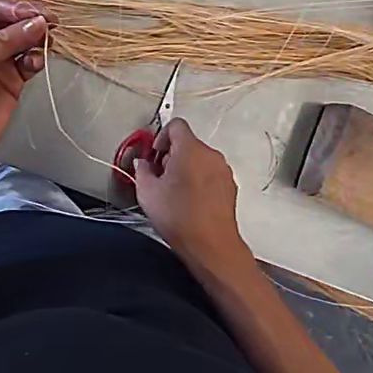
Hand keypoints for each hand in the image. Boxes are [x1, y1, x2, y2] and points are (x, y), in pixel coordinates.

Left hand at [0, 0, 50, 162]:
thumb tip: (36, 23)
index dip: (10, 6)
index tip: (29, 12)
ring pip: (24, 38)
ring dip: (37, 37)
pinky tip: (36, 61)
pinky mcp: (13, 77)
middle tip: (48, 20)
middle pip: (11, 19)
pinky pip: (30, 60)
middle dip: (29, 18)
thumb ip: (5, 41)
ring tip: (47, 39)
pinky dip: (37, 58)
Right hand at [133, 119, 246, 259]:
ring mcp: (224, 171)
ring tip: (173, 191)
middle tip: (159, 176)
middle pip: (187, 142)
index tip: (154, 156)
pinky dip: (198, 179)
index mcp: (191, 149)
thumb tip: (144, 164)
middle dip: (171, 154)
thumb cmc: (178, 216)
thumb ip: (142, 169)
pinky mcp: (230, 187)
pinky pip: (210, 173)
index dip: (160, 137)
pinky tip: (188, 200)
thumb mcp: (146, 191)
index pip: (176, 125)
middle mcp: (211, 155)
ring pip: (199, 158)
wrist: (211, 247)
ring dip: (185, 167)